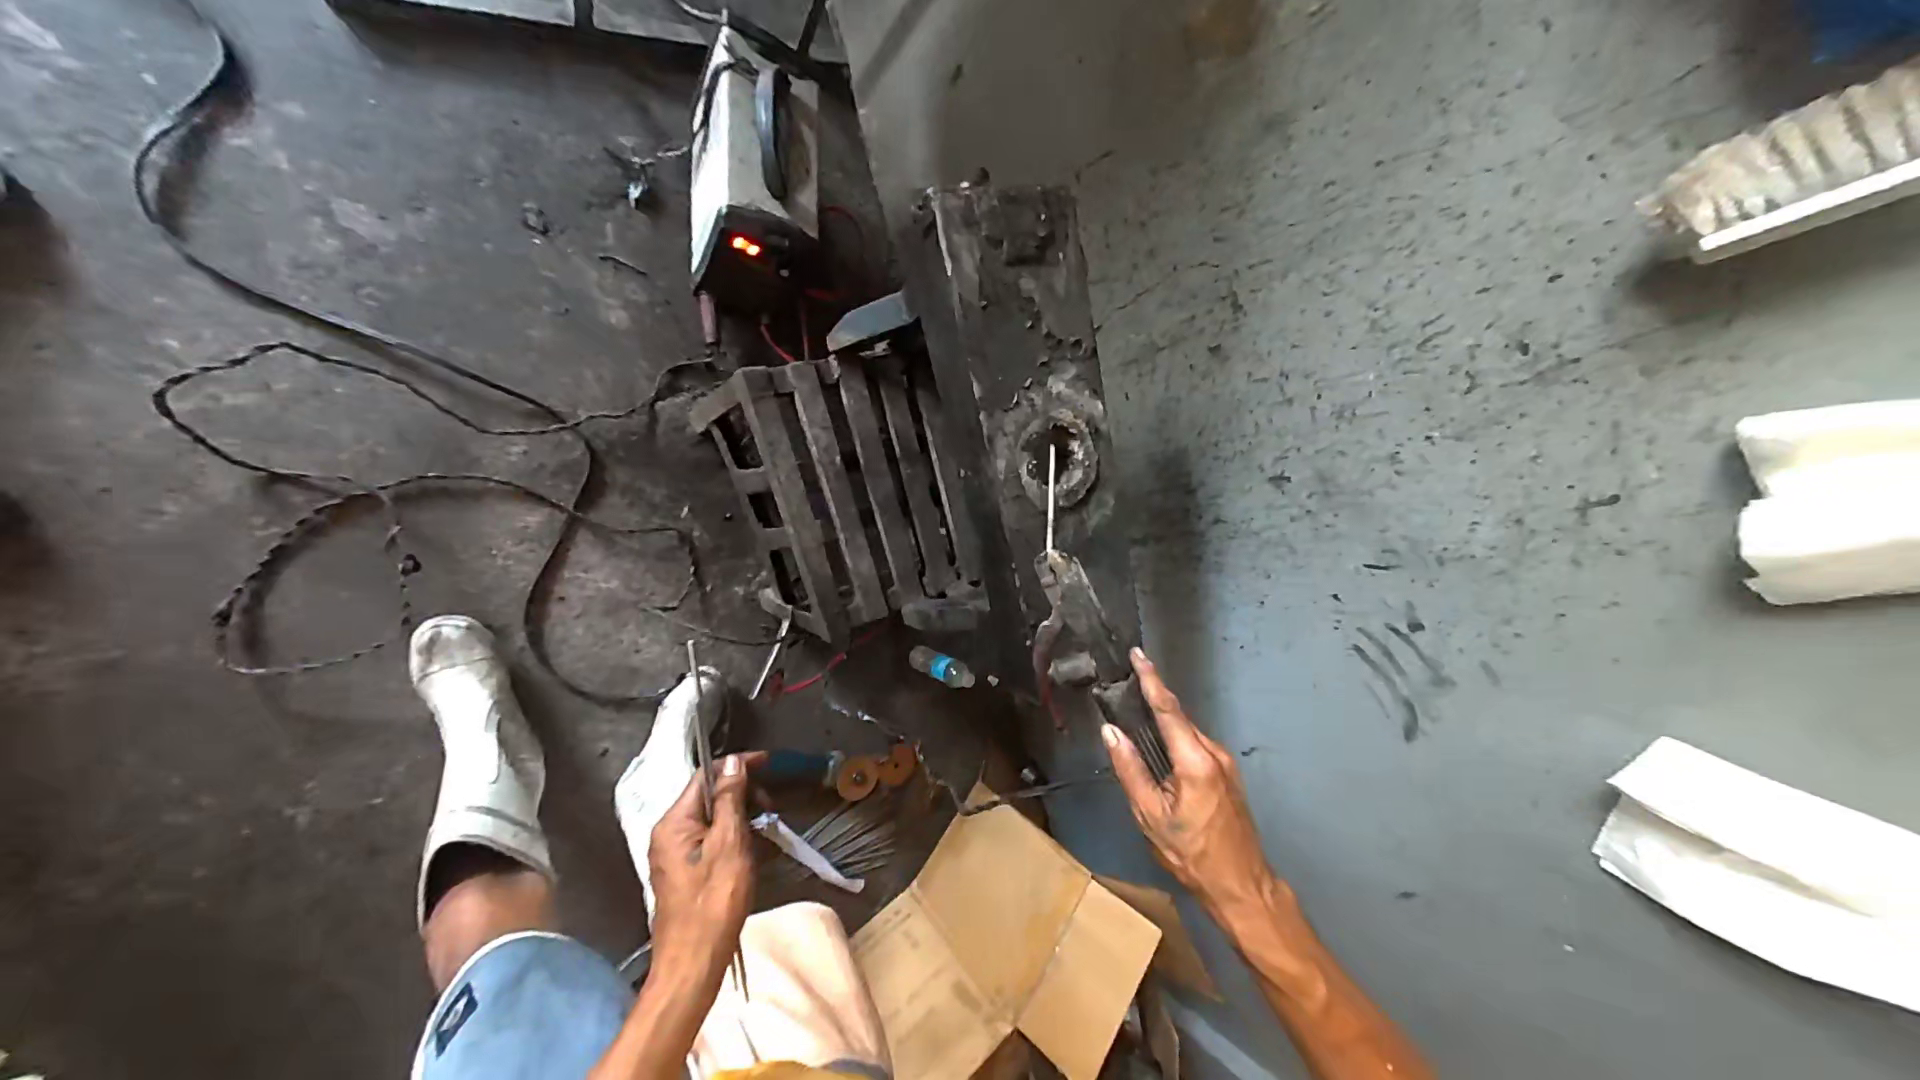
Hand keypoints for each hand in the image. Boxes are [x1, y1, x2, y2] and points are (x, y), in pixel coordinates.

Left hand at [646, 752, 762, 983]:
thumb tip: (733, 762)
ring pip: (713, 819)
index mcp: (674, 822)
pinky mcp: (684, 872)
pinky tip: (753, 851)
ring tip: (765, 831)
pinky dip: (734, 838)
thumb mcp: (729, 843)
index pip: (706, 775)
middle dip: (743, 795)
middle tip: (771, 808)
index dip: (738, 765)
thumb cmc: (714, 901)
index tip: (768, 763)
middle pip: (709, 796)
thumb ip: (730, 798)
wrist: (694, 963)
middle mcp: (668, 833)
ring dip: (742, 818)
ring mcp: (674, 855)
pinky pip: (711, 840)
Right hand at [1103, 649, 1280, 919]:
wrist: (1243, 887)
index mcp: (1196, 761)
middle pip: (1178, 718)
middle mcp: (1215, 754)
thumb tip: (1111, 732)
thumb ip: (1130, 770)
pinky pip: (1194, 746)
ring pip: (1186, 733)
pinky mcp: (1227, 774)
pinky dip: (1174, 741)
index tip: (1138, 655)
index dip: (1151, 679)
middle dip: (1152, 699)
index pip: (1169, 709)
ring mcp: (1225, 764)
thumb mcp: (1151, 816)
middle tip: (1122, 686)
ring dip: (1162, 724)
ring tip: (1133, 720)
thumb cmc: (1193, 856)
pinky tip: (1157, 751)